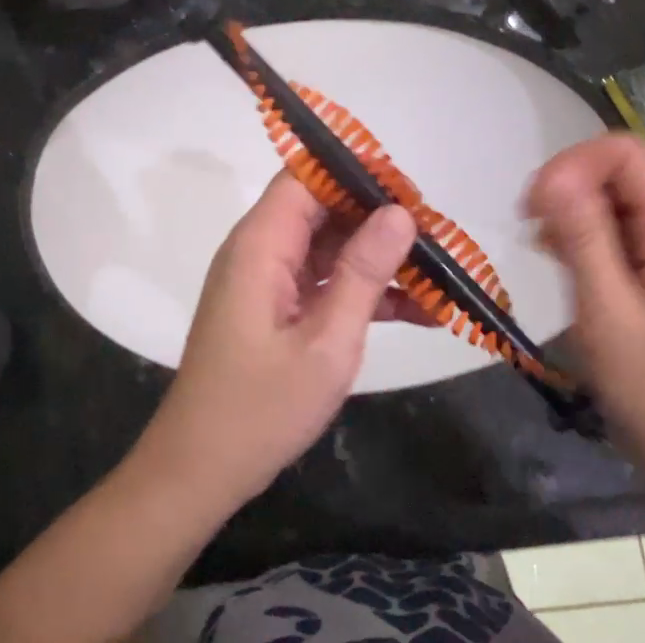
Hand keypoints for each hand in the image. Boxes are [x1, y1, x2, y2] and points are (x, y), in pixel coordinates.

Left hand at [134, 173, 418, 507]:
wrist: (201, 469)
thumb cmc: (261, 408)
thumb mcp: (326, 341)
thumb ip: (363, 273)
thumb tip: (400, 213)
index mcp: (261, 245)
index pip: (307, 177)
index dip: (358, 174)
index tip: (412, 193)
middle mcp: (260, 251)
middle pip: (323, 209)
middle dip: (381, 219)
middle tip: (439, 238)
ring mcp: (267, 281)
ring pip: (330, 247)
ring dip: (381, 260)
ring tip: (443, 277)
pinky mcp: (276, 310)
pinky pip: (325, 283)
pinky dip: (365, 292)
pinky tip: (421, 312)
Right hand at [524, 134, 644, 478]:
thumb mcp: (607, 312)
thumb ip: (582, 237)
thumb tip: (551, 174)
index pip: (624, 153)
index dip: (572, 165)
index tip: (532, 208)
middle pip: (618, 172)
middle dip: (568, 188)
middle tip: (531, 232)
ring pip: (613, 200)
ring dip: (571, 214)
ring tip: (544, 253)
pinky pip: (615, 232)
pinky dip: (582, 238)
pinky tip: (561, 264)